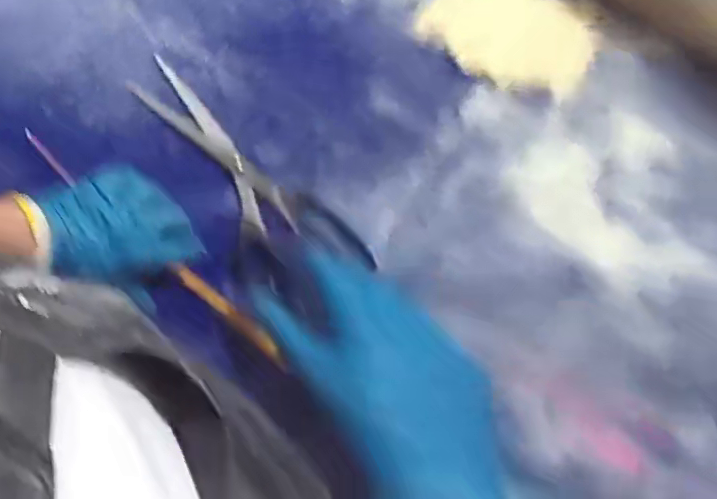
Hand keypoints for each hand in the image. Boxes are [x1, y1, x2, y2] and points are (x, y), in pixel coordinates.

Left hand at [29, 165, 202, 280]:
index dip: (188, 250)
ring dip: (161, 202)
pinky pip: (129, 177)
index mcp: (143, 247)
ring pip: (155, 194)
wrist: (45, 232)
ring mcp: (121, 197)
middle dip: (179, 226)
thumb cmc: (78, 260)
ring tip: (158, 208)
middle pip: (174, 218)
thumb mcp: (112, 277)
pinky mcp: (103, 182)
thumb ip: (138, 281)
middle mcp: (138, 220)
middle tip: (175, 230)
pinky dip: (137, 183)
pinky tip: (137, 189)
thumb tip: (155, 290)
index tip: (188, 252)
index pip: (181, 247)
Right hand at [252, 251, 504, 498]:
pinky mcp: (466, 365)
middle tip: (307, 267)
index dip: (299, 248)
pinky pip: (425, 325)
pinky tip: (391, 336)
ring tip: (346, 297)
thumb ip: (276, 321)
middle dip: (332, 266)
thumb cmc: (357, 418)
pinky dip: (399, 318)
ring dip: (366, 289)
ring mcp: (441, 340)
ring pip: (396, 297)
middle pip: (362, 275)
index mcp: (359, 316)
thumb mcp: (307, 369)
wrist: (436, 479)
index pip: (325, 264)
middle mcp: (403, 317)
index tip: (276, 241)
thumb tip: (250, 285)